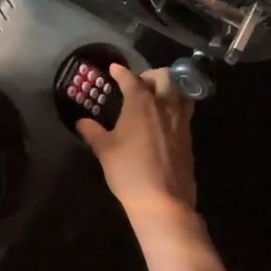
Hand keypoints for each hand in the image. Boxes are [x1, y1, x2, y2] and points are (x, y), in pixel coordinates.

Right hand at [77, 64, 197, 224]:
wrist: (163, 202)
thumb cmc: (129, 171)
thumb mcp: (105, 151)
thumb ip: (93, 132)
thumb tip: (82, 122)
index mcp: (141, 103)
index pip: (131, 78)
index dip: (121, 72)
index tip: (114, 69)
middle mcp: (165, 106)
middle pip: (165, 76)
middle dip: (150, 75)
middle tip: (138, 84)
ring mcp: (181, 122)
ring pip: (181, 92)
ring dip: (168, 88)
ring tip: (155, 99)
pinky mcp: (189, 138)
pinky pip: (185, 112)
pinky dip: (174, 107)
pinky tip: (162, 121)